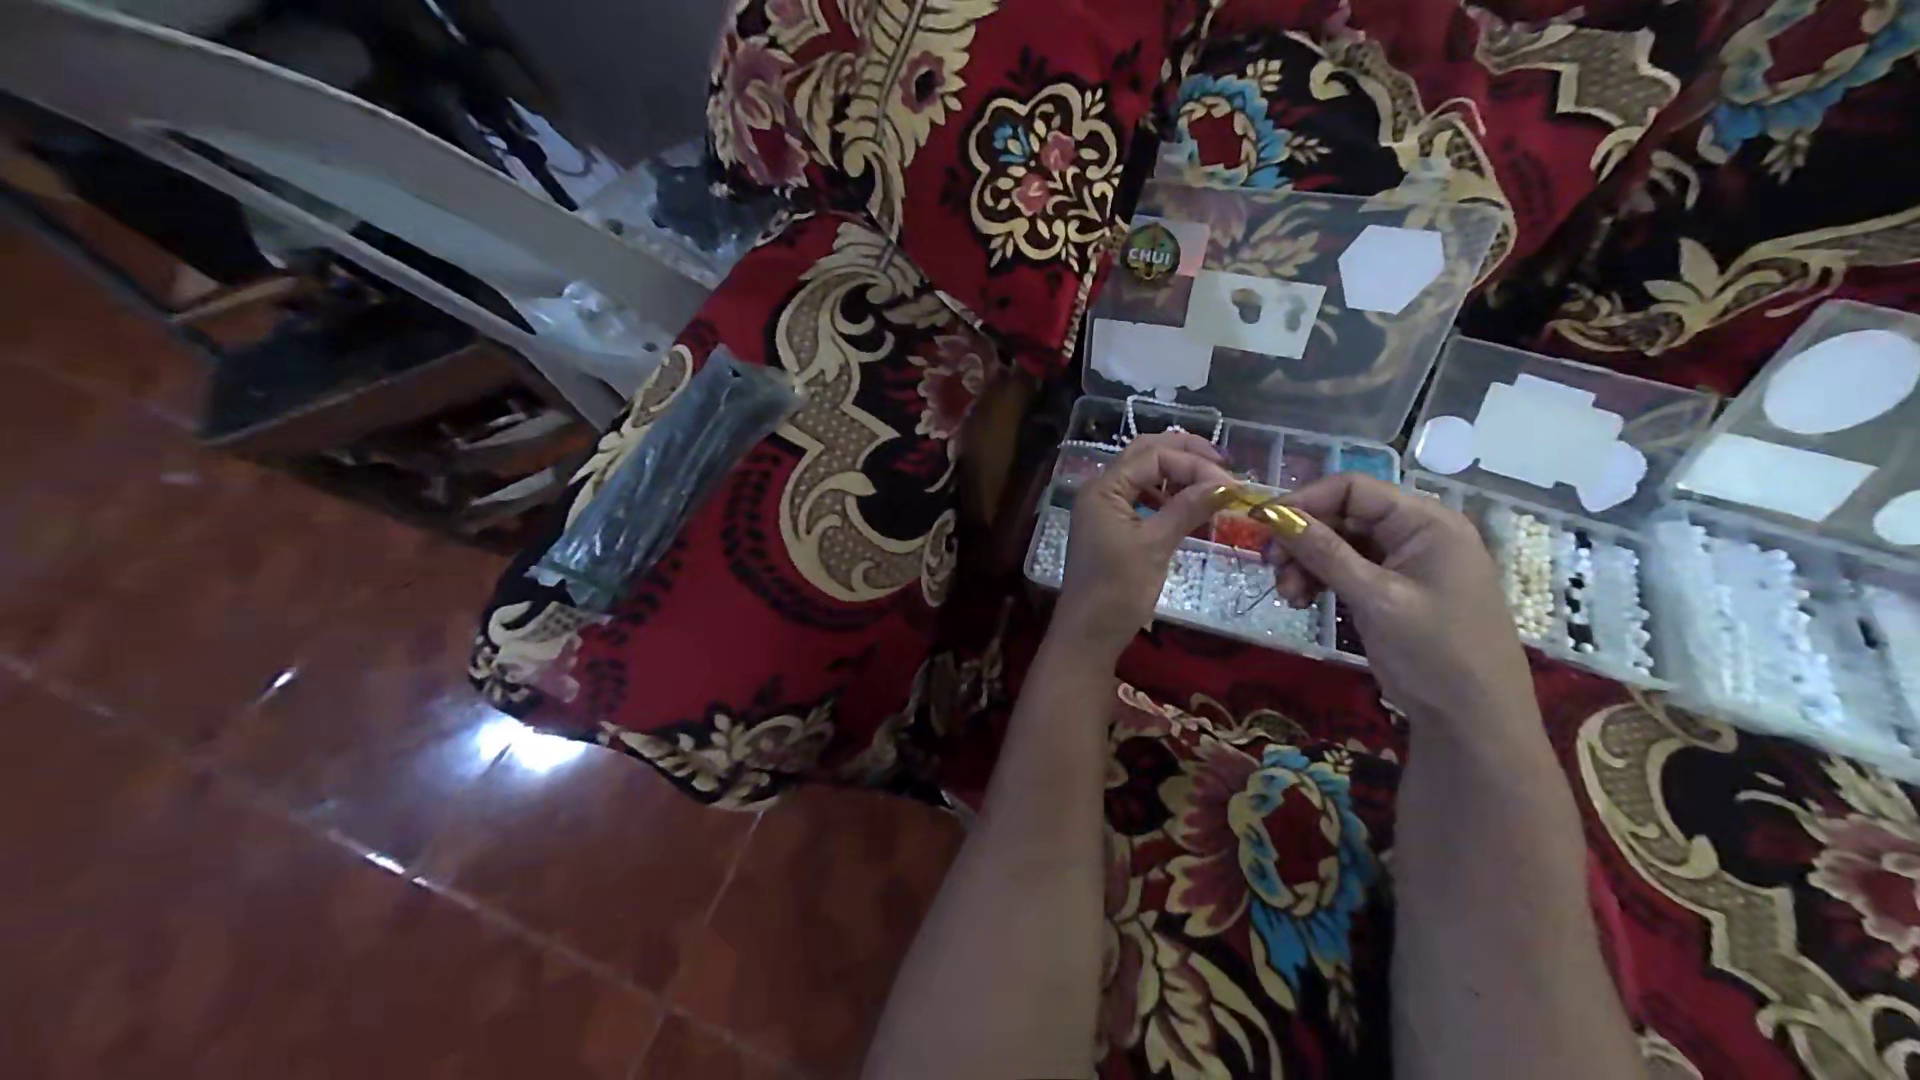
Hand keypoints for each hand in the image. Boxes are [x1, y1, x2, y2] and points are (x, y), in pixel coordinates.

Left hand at [1054, 431, 1235, 663]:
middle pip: (1146, 455)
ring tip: (1212, 487)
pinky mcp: (1113, 527)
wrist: (1088, 634)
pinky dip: (1169, 498)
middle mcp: (1101, 490)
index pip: (1153, 456)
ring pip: (1145, 475)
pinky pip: (1143, 499)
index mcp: (1103, 488)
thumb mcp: (1155, 546)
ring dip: (1178, 475)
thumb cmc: (1116, 590)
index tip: (1231, 485)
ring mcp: (1106, 508)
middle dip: (1186, 456)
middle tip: (1224, 468)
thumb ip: (1187, 509)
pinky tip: (1192, 508)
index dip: (1194, 464)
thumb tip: (1227, 484)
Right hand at [1264, 474, 1534, 724]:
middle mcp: (1416, 533)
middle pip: (1342, 516)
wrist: (1473, 720)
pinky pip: (1345, 570)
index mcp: (1427, 522)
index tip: (1261, 524)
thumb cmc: (1434, 652)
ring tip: (1288, 596)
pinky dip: (1319, 581)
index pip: (1354, 489)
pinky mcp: (1391, 589)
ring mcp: (1404, 563)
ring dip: (1305, 564)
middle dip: (1301, 539)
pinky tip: (1302, 601)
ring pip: (1338, 545)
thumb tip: (1273, 515)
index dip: (1304, 501)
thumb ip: (1324, 552)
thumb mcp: (1375, 598)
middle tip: (1269, 566)